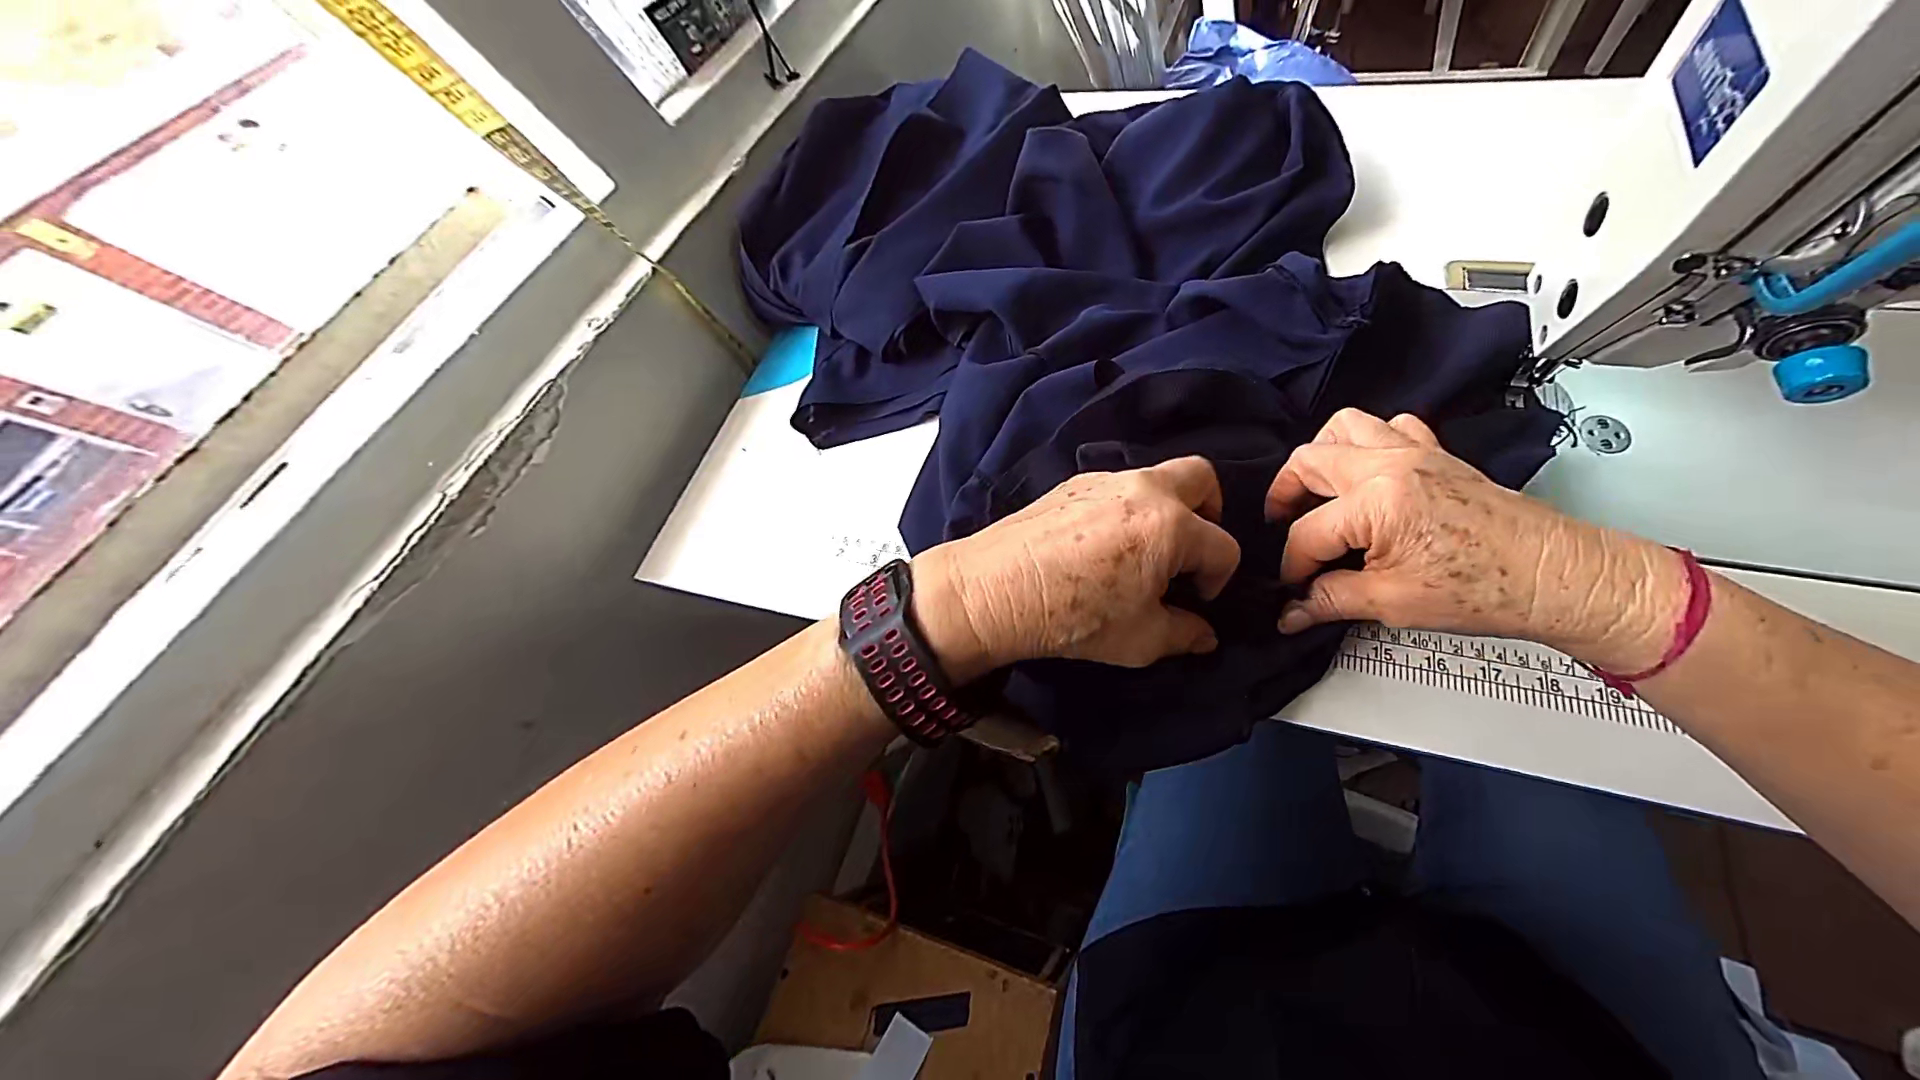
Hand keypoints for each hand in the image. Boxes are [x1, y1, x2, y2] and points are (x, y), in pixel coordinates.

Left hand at [911, 457, 1240, 680]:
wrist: (993, 591)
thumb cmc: (1074, 617)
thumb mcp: (1140, 639)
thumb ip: (1184, 634)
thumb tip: (1205, 635)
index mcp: (1170, 525)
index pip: (1223, 546)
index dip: (1218, 578)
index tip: (1197, 599)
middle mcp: (1142, 490)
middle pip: (1201, 478)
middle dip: (1210, 512)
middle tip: (1191, 549)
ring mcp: (1103, 481)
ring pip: (1154, 478)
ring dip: (1164, 508)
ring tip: (1145, 551)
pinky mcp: (1070, 484)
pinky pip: (1114, 487)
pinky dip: (1126, 508)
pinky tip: (1104, 544)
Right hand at [1264, 408, 1685, 672]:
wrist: (1559, 579)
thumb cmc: (1491, 589)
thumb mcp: (1391, 603)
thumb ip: (1329, 600)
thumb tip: (1293, 611)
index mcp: (1378, 502)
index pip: (1307, 532)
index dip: (1292, 564)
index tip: (1294, 586)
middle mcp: (1392, 465)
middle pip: (1308, 461)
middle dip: (1284, 496)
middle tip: (1282, 525)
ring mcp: (1417, 452)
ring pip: (1344, 426)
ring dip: (1320, 455)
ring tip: (1315, 489)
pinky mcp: (1438, 455)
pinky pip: (1390, 426)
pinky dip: (1368, 442)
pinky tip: (1365, 474)